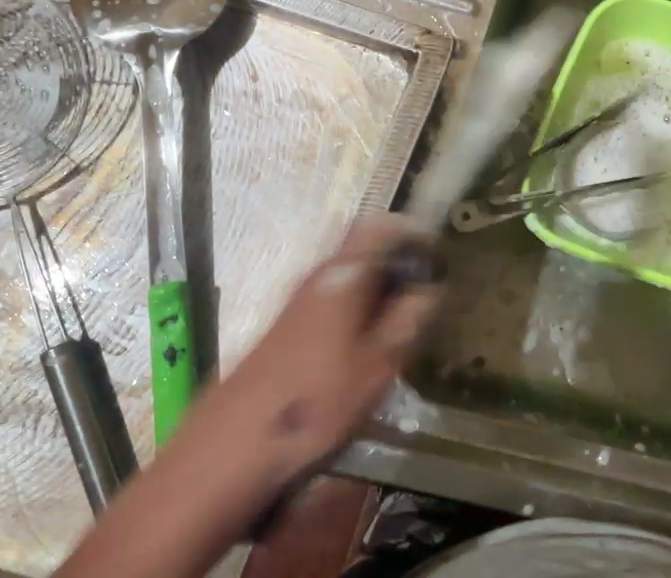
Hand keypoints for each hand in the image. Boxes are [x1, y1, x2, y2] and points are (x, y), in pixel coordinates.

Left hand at [208, 220, 442, 481]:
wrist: (235, 444)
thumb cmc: (316, 399)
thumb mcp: (378, 365)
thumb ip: (407, 320)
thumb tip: (429, 288)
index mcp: (342, 275)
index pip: (377, 227)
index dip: (408, 230)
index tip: (435, 252)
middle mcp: (317, 278)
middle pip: (363, 252)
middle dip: (397, 266)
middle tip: (427, 292)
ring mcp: (297, 303)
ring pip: (348, 280)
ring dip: (377, 291)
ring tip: (404, 321)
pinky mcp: (286, 329)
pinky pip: (333, 301)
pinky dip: (357, 311)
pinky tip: (368, 347)